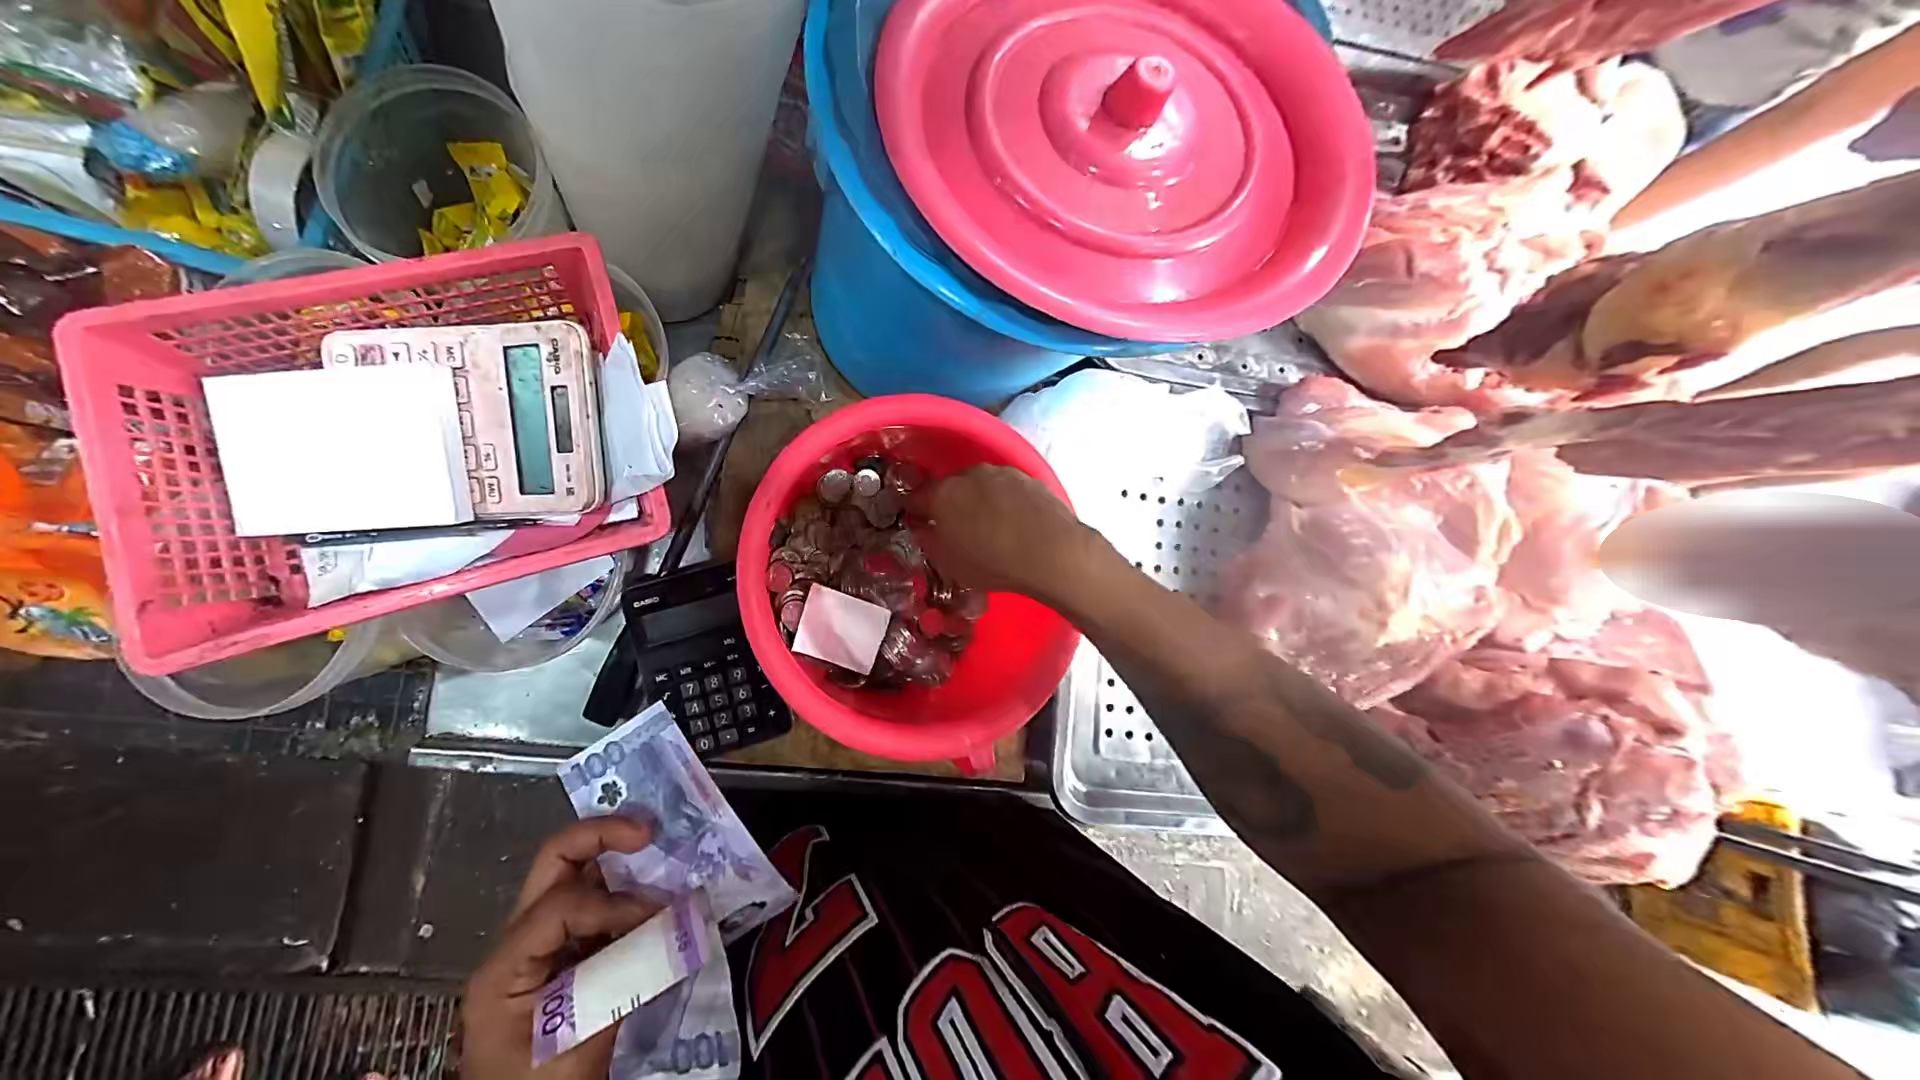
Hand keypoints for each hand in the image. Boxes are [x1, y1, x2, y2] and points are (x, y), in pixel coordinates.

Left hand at [462, 818, 656, 1079]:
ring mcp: (538, 944)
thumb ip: (623, 979)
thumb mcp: (577, 1042)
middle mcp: (516, 942)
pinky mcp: (563, 952)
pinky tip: (654, 889)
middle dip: (602, 835)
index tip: (658, 916)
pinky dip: (625, 887)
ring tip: (656, 850)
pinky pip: (592, 901)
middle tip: (649, 831)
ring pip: (572, 872)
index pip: (561, 905)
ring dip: (616, 855)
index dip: (614, 903)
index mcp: (505, 966)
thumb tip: (674, 927)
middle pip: (554, 862)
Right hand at [909, 465, 1107, 602]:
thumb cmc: (993, 563)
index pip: (915, 496)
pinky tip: (1015, 524)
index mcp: (942, 493)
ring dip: (980, 502)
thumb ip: (929, 541)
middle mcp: (969, 474)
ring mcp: (1002, 473)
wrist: (1052, 553)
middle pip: (950, 487)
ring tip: (991, 528)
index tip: (919, 524)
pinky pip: (1007, 490)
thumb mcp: (949, 564)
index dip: (914, 512)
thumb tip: (924, 529)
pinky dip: (1006, 503)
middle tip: (958, 531)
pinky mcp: (1030, 478)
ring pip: (981, 486)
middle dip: (950, 505)